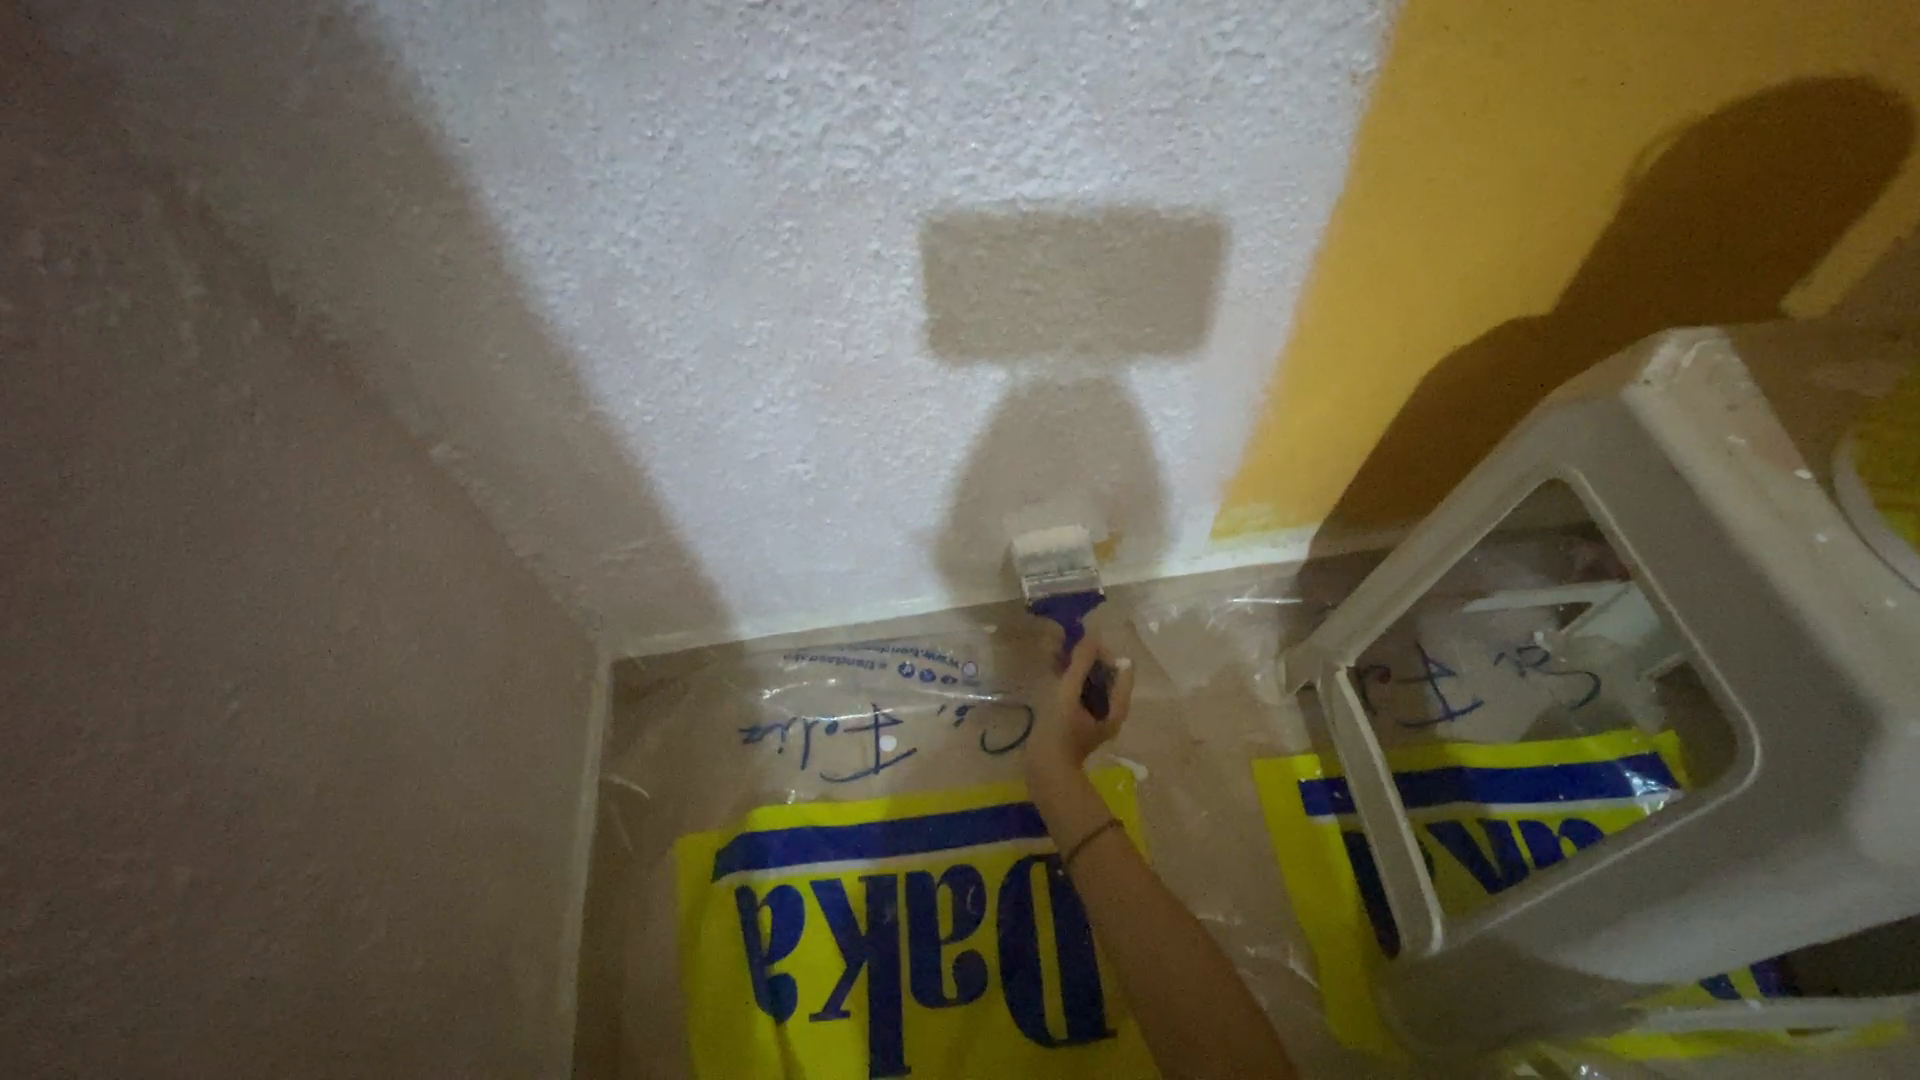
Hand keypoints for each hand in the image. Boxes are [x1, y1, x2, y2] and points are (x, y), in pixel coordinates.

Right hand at [1026, 633, 1134, 778]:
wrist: (1045, 771)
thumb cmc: (1059, 733)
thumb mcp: (1068, 695)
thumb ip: (1080, 666)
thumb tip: (1090, 639)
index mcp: (1117, 707)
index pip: (1122, 670)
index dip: (1105, 654)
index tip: (1083, 646)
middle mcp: (1111, 710)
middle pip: (1107, 676)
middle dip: (1090, 659)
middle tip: (1068, 647)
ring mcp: (1095, 716)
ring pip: (1092, 683)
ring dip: (1079, 668)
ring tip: (1059, 654)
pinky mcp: (1079, 720)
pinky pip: (1081, 693)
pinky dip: (1071, 681)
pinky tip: (1055, 670)